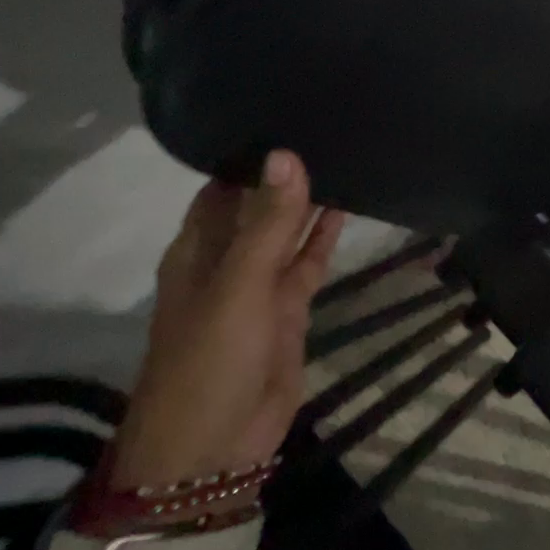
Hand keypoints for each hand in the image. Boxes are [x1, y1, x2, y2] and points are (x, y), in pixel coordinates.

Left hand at [106, 151, 344, 497]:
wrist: (213, 442)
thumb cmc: (210, 357)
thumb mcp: (239, 285)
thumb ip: (269, 222)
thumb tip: (288, 153)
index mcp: (198, 248)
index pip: (222, 185)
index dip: (249, 151)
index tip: (288, 108)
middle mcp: (227, 258)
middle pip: (259, 203)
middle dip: (287, 170)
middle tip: (331, 120)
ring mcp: (259, 282)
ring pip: (288, 228)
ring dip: (312, 199)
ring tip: (348, 151)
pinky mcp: (289, 305)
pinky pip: (309, 259)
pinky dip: (327, 235)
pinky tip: (352, 204)